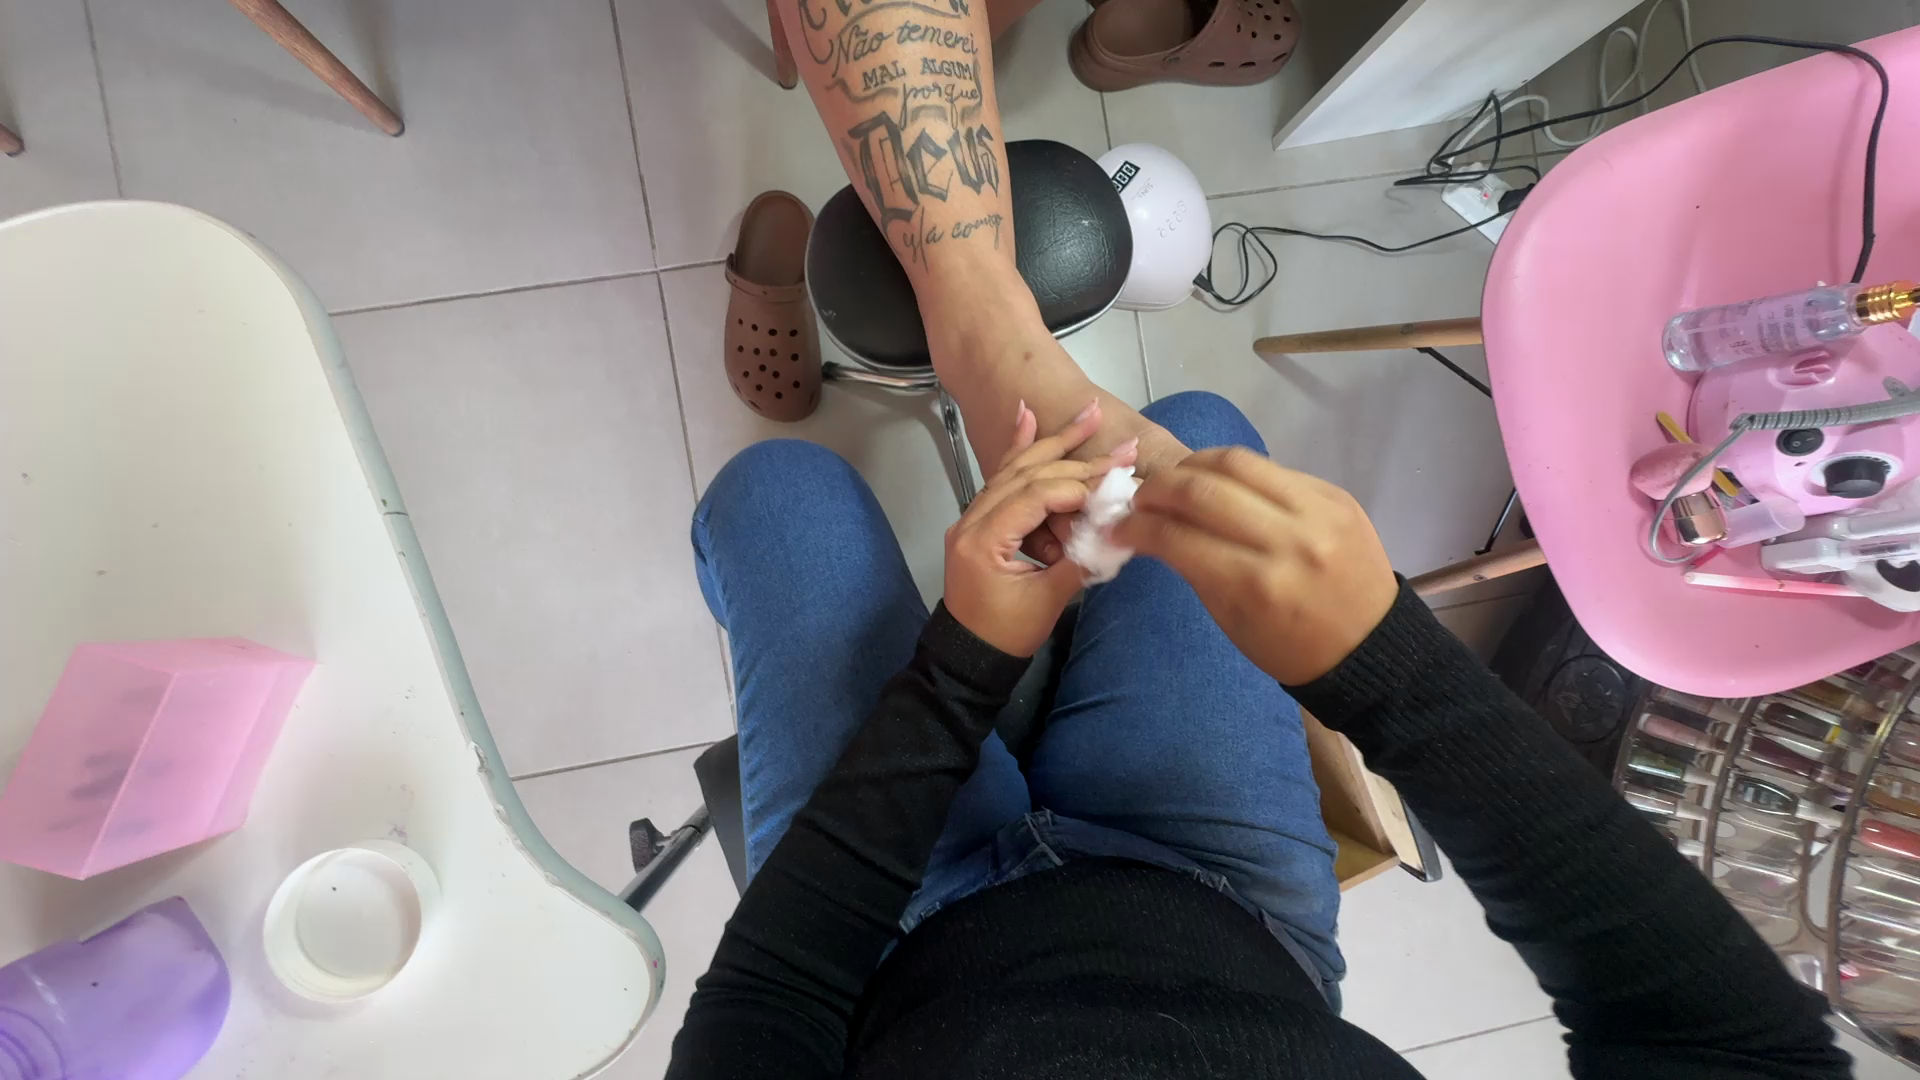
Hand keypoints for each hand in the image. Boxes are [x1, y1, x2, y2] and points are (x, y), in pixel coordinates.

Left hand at [946, 401, 1135, 655]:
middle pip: (1026, 475)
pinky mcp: (982, 521)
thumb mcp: (1046, 602)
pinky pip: (1001, 479)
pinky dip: (1018, 449)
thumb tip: (1118, 530)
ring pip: (1014, 469)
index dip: (1077, 487)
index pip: (1034, 496)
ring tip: (1087, 415)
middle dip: (1075, 457)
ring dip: (1053, 444)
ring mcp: (973, 517)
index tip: (1116, 485)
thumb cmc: (1005, 635)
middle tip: (1120, 446)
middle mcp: (972, 519)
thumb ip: (1080, 561)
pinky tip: (1027, 417)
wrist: (968, 655)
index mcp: (984, 540)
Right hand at [1111, 447, 1395, 684]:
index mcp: (1254, 585)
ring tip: (1177, 481)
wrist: (1371, 649)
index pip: (1176, 537)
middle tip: (1141, 499)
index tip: (1118, 527)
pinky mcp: (1335, 494)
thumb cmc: (1287, 647)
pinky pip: (1271, 468)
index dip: (1136, 527)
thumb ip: (1191, 564)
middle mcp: (1287, 540)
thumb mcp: (1227, 617)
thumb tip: (1151, 526)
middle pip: (1201, 489)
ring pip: (1236, 461)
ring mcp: (1317, 511)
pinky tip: (1219, 484)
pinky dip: (1234, 472)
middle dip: (1158, 488)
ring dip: (1192, 466)